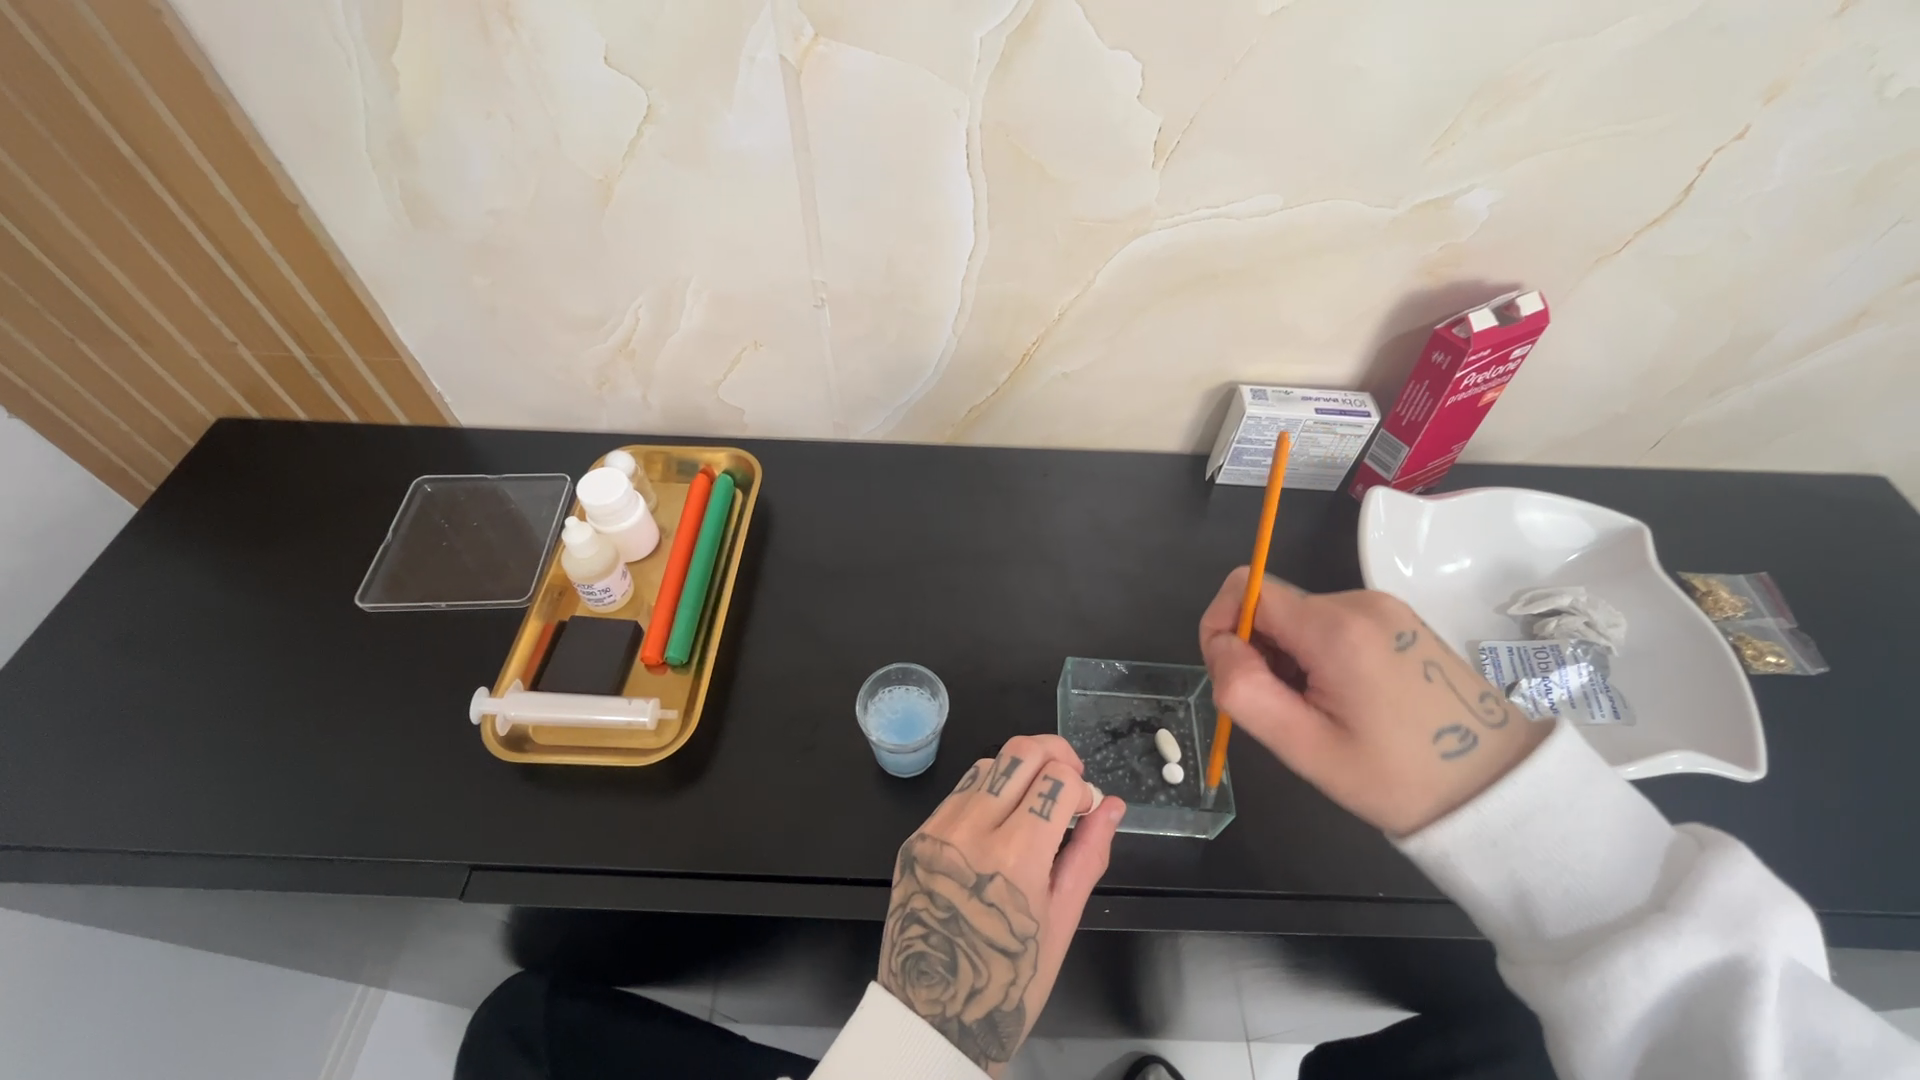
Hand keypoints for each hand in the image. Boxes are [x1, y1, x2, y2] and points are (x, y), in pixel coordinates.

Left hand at [877, 735, 1123, 1074]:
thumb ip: (1089, 853)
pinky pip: (958, 791)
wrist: (933, 1010)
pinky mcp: (917, 836)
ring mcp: (937, 830)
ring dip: (1019, 771)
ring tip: (1033, 804)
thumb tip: (1112, 805)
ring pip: (988, 763)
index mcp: (1014, 856)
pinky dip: (987, 791)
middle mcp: (971, 830)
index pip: (1058, 778)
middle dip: (1055, 754)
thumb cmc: (1011, 977)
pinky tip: (999, 820)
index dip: (1082, 786)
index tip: (1085, 810)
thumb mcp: (1062, 920)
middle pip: (1020, 751)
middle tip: (1068, 780)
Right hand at [1200, 568, 1549, 835]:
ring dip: (1286, 657)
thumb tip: (1221, 647)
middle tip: (1280, 710)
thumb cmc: (1397, 777)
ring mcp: (1386, 609)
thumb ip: (1243, 690)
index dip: (1221, 626)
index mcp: (1336, 626)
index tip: (1233, 678)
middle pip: (1272, 605)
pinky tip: (1343, 701)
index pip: (1245, 587)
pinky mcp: (1401, 623)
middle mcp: (1361, 602)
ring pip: (1300, 618)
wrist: (1499, 791)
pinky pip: (1332, 626)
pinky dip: (1317, 656)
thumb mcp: (1304, 747)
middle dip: (1256, 650)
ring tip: (1318, 712)